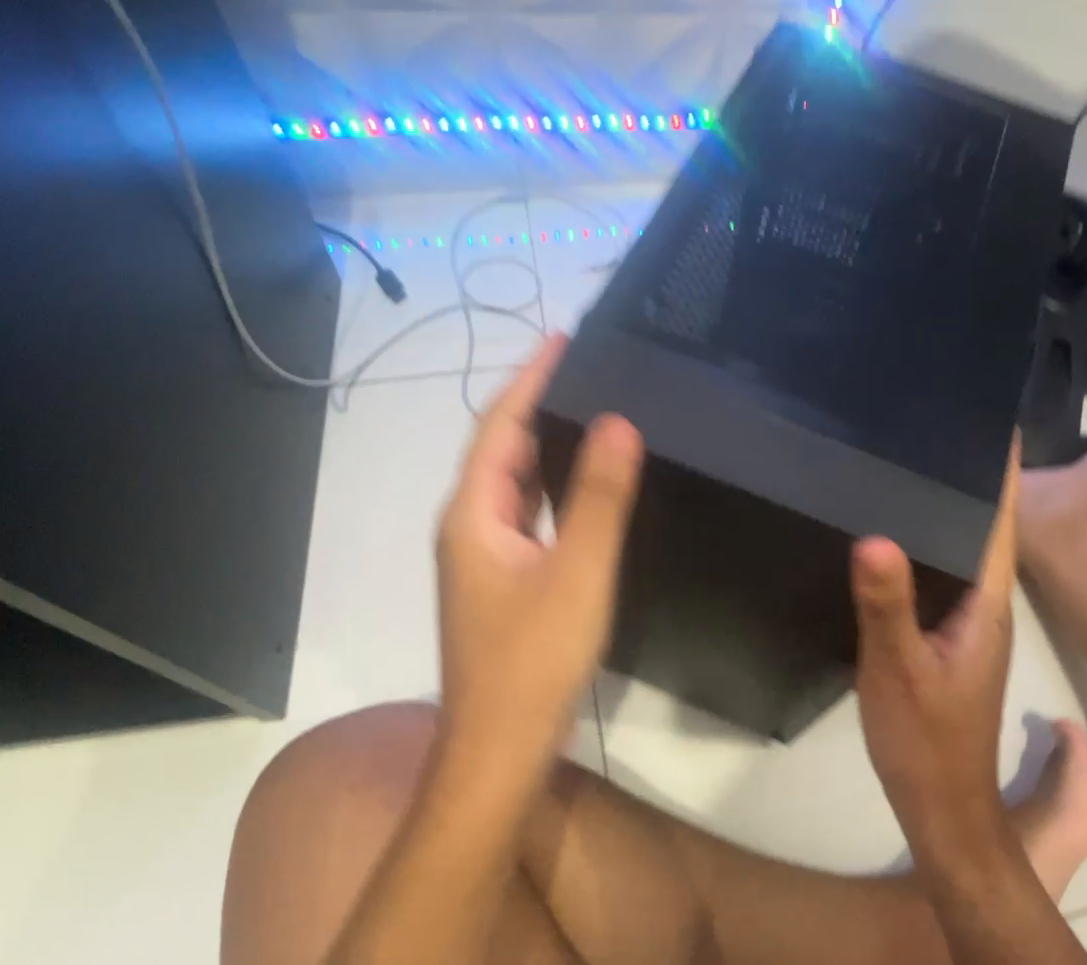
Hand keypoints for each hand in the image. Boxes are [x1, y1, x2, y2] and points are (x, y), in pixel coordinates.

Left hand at [435, 335, 644, 749]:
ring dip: (545, 442)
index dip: (531, 378)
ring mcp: (482, 556)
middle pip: (502, 448)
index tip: (564, 336)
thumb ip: (598, 497)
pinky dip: (551, 484)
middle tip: (589, 366)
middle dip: (538, 401)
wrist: (499, 750)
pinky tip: (583, 484)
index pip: (500, 425)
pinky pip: (525, 512)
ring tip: (591, 408)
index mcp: (474, 514)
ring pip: (513, 482)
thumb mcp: (578, 573)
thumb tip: (617, 422)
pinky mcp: (501, 581)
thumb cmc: (534, 660)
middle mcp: (469, 526)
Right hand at [852, 442, 1021, 863]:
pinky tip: (898, 538)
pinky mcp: (949, 641)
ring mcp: (969, 626)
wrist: (941, 805)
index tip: (995, 424)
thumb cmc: (924, 739)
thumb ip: (887, 606)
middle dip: (973, 481)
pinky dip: (930, 546)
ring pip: (964, 553)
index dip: (1004, 475)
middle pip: (986, 531)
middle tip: (939, 432)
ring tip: (916, 469)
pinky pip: (945, 576)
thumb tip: (874, 536)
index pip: (1002, 525)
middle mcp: (986, 608)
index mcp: (986, 606)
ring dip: (951, 512)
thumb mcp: (898, 669)